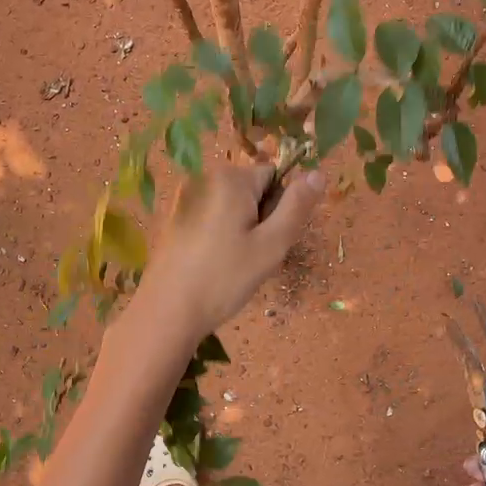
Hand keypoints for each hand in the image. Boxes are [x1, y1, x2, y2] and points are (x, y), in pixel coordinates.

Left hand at [134, 162, 324, 340]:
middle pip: (252, 190)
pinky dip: (220, 237)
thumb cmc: (224, 279)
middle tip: (254, 257)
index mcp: (230, 178)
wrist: (166, 312)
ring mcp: (184, 198)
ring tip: (233, 265)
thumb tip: (318, 173)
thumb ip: (297, 207)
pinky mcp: (173, 219)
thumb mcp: (271, 245)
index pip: (274, 176)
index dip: (280, 208)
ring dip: (242, 230)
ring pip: (232, 207)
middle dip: (260, 220)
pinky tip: (214, 265)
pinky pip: (211, 218)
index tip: (270, 240)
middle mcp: (204, 177)